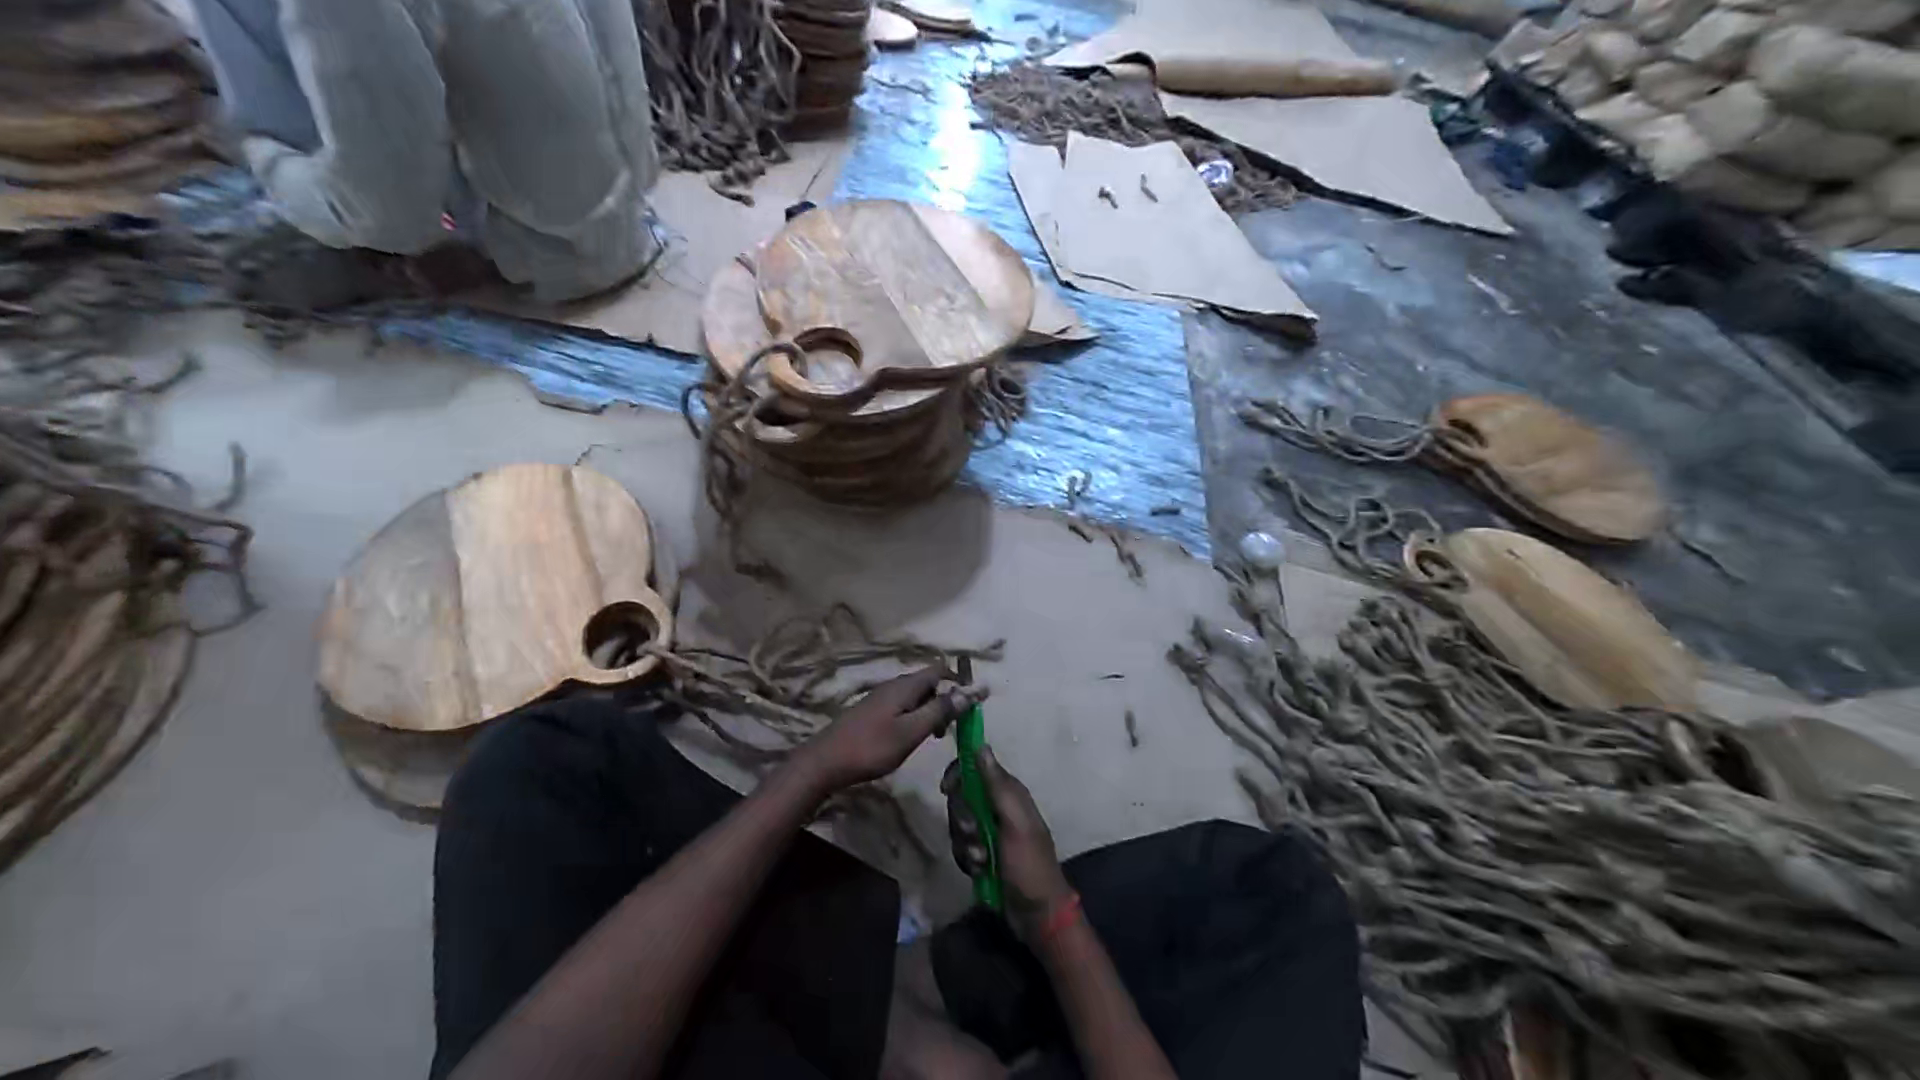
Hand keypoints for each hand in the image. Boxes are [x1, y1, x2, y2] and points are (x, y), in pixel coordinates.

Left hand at [790, 665, 979, 794]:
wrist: (824, 762)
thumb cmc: (872, 747)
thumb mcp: (911, 732)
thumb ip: (941, 711)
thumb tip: (971, 691)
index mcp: (905, 686)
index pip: (939, 670)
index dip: (959, 680)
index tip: (974, 701)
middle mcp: (893, 685)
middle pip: (928, 683)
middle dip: (946, 699)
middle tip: (953, 727)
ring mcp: (880, 698)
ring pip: (915, 697)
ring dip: (930, 711)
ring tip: (933, 737)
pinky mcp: (872, 712)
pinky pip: (902, 707)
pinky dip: (915, 718)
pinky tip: (910, 739)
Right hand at [943, 746, 1071, 941]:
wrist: (1037, 915)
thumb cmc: (1030, 865)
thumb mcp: (1016, 823)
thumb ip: (997, 785)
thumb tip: (981, 745)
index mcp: (1008, 793)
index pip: (974, 768)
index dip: (957, 775)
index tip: (946, 789)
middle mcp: (996, 807)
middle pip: (960, 797)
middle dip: (962, 817)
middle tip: (975, 833)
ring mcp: (988, 831)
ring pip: (958, 824)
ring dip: (966, 843)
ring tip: (982, 859)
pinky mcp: (981, 853)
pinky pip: (960, 847)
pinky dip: (967, 859)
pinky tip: (980, 870)